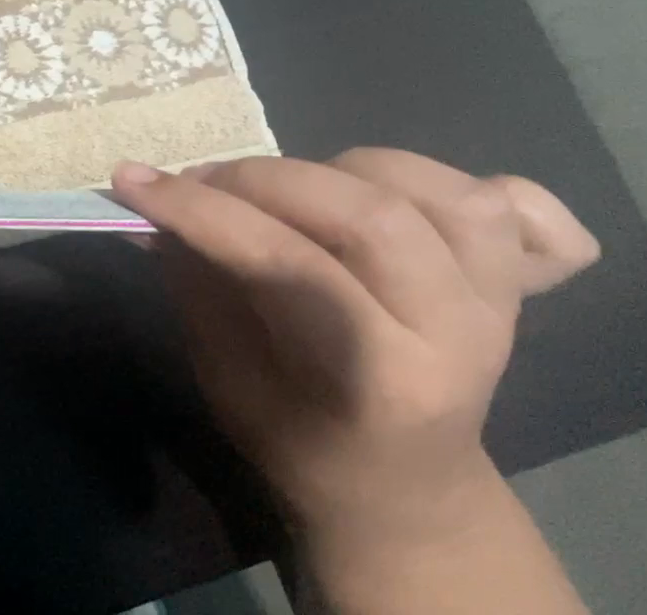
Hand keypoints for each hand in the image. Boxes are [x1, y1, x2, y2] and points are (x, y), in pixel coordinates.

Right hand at [111, 150, 598, 539]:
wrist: (397, 479)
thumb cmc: (291, 432)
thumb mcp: (221, 368)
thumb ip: (196, 277)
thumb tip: (151, 200)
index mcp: (376, 378)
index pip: (288, 265)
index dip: (202, 211)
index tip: (132, 180)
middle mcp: (456, 335)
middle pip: (370, 215)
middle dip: (261, 178)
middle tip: (200, 182)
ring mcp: (498, 303)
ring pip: (436, 192)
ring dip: (338, 167)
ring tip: (284, 187)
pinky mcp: (515, 280)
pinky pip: (505, 198)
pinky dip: (437, 177)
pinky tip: (381, 190)